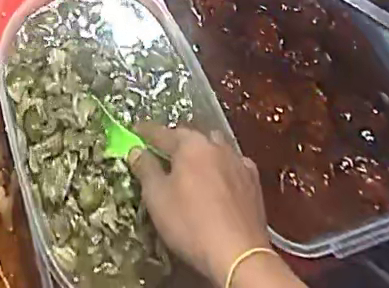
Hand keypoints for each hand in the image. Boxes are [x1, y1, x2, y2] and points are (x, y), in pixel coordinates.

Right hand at [129, 126, 272, 282]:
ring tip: (192, 168)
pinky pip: (233, 166)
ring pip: (213, 148)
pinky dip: (223, 169)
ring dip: (201, 154)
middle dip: (174, 143)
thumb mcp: (157, 197)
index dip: (145, 132)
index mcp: (189, 143)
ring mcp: (237, 162)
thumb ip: (145, 168)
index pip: (160, 132)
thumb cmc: (192, 224)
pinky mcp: (254, 183)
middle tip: (162, 156)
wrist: (242, 258)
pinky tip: (220, 182)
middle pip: (189, 138)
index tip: (135, 131)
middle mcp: (214, 145)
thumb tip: (137, 150)